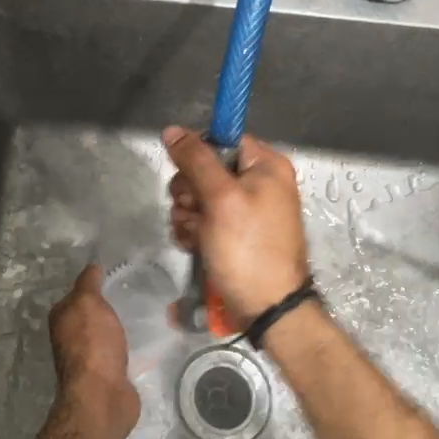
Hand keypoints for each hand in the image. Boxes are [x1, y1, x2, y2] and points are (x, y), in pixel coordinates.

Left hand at [49, 264, 139, 438]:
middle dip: (108, 307)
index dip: (93, 284)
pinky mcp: (109, 376)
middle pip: (91, 316)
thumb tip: (92, 267)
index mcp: (62, 319)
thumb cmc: (92, 344)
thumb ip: (88, 283)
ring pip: (106, 335)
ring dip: (120, 328)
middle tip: (136, 292)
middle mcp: (70, 338)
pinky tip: (147, 340)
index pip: (76, 294)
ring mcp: (89, 359)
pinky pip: (120, 354)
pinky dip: (130, 347)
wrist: (102, 396)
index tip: (117, 274)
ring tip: (145, 314)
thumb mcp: (88, 302)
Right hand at [163, 126, 309, 326]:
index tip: (192, 180)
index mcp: (266, 165)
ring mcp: (244, 211)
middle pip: (203, 169)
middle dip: (190, 194)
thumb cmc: (248, 248)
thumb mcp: (221, 199)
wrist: (267, 308)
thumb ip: (196, 160)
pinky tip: (196, 248)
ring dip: (187, 217)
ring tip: (198, 237)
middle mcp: (258, 183)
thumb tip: (171, 130)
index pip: (220, 140)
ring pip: (196, 197)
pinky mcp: (232, 234)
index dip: (198, 158)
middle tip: (197, 212)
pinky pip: (200, 220)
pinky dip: (193, 233)